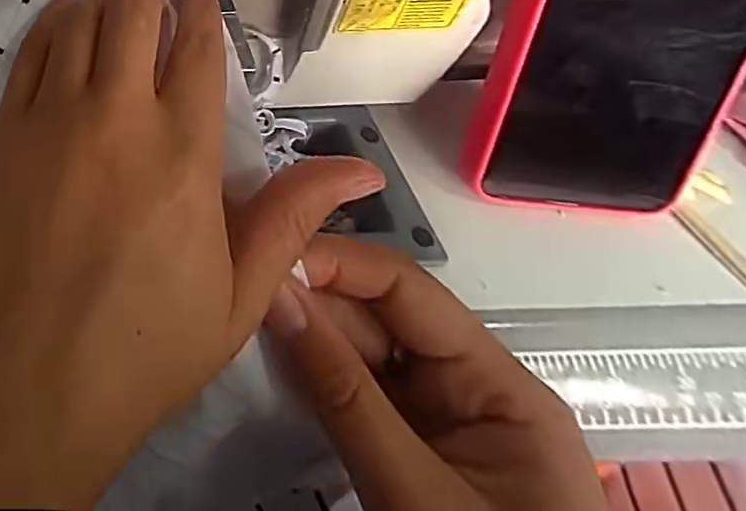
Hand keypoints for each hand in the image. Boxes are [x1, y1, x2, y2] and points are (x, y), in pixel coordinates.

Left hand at [0, 0, 385, 508]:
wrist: (26, 378)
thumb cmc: (144, 344)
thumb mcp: (240, 294)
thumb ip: (293, 216)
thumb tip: (362, 172)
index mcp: (183, 151)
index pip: (196, 52)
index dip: (200, 15)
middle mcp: (118, 115)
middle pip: (133, 16)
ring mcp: (54, 117)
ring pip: (80, 23)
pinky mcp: (7, 130)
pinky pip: (31, 52)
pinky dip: (52, 19)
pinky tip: (64, 6)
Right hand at [266, 235, 605, 510]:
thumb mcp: (416, 496)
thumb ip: (344, 392)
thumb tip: (279, 297)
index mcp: (500, 385)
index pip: (409, 290)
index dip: (340, 263)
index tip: (271, 258)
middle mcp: (471, 387)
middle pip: (383, 317)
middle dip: (316, 301)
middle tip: (244, 290)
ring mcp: (440, 420)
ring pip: (364, 353)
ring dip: (309, 337)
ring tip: (248, 318)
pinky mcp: (414, 448)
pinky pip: (360, 393)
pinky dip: (317, 379)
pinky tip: (275, 364)